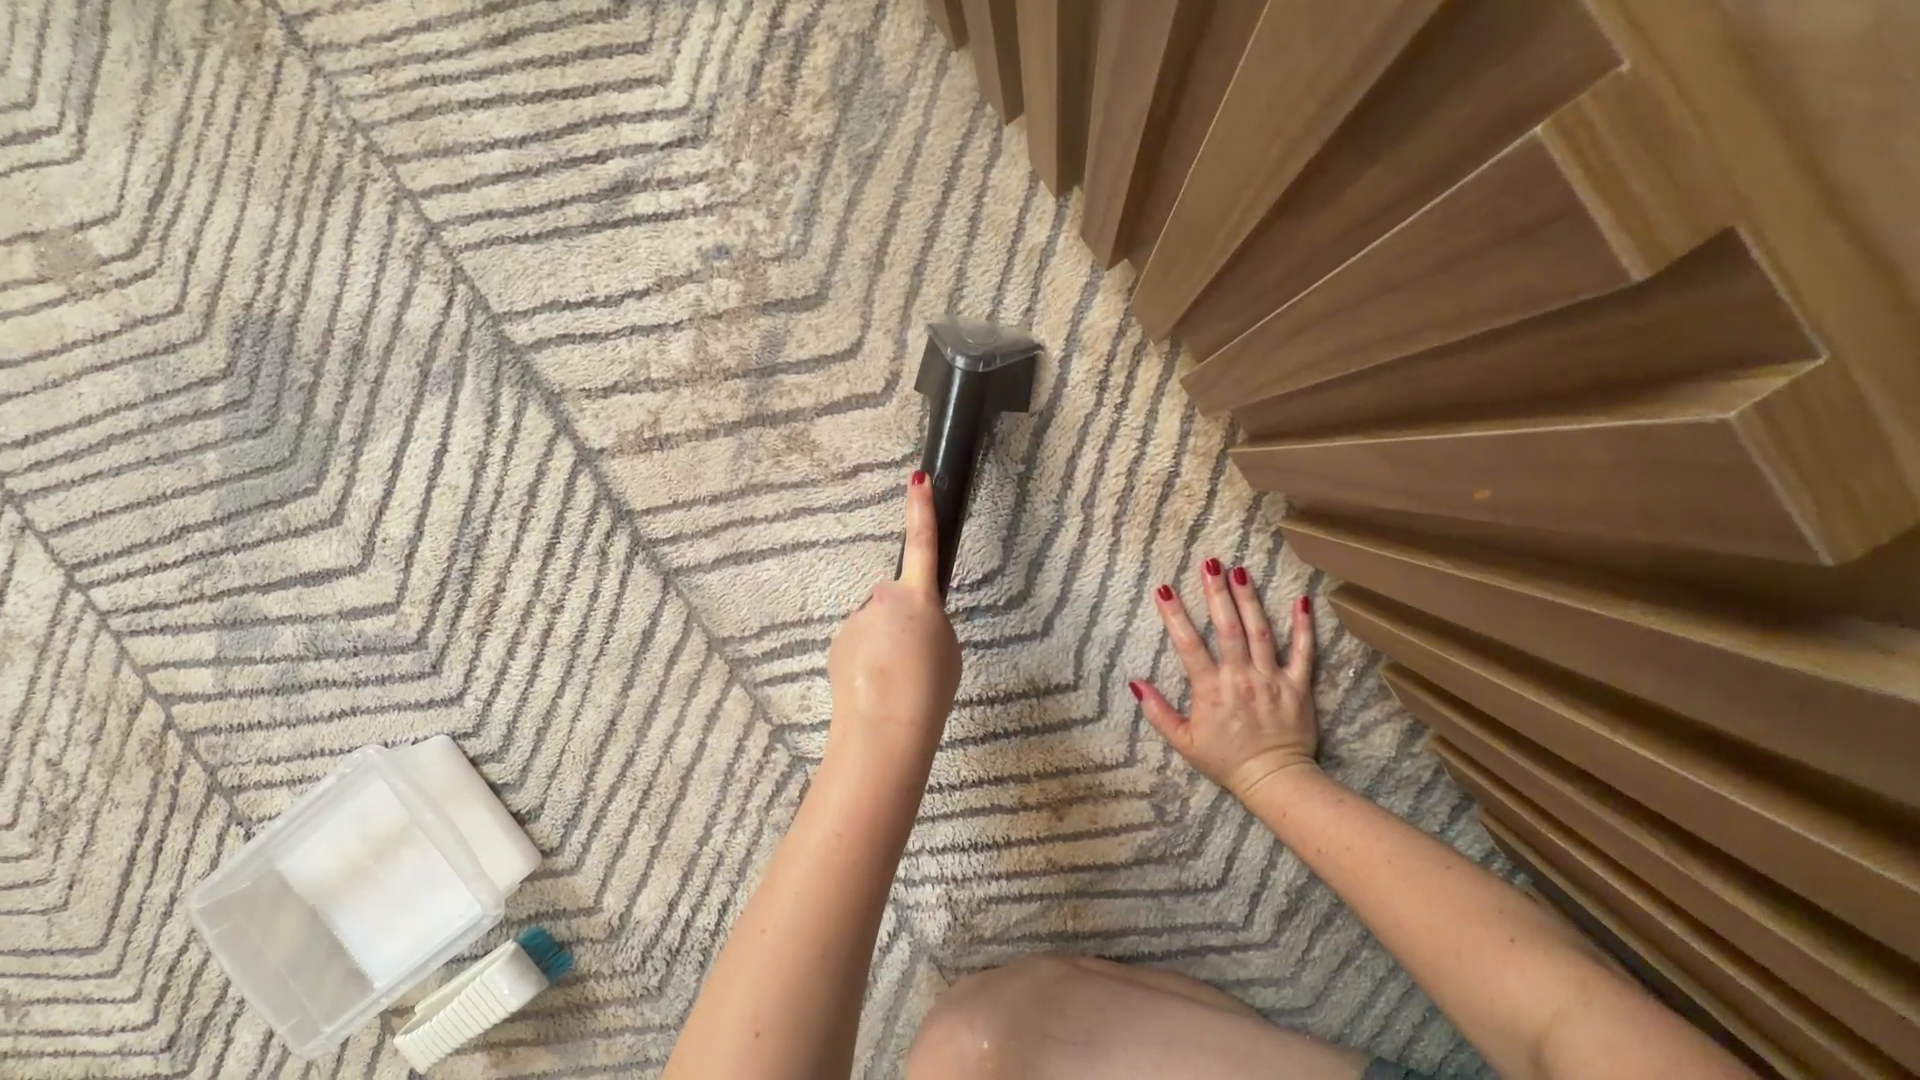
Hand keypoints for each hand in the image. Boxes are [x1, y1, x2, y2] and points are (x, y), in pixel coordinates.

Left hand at [825, 472, 961, 775]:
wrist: (885, 728)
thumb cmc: (928, 691)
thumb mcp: (949, 651)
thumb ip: (933, 624)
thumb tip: (913, 624)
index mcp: (918, 598)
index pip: (923, 544)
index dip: (921, 509)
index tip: (917, 479)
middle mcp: (882, 600)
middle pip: (896, 600)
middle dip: (903, 621)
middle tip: (915, 659)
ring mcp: (855, 621)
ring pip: (876, 625)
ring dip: (885, 645)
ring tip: (895, 679)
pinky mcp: (837, 643)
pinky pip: (859, 644)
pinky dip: (867, 660)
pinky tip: (874, 685)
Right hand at [1132, 559, 1318, 801]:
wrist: (1274, 780)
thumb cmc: (1225, 761)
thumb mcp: (1183, 742)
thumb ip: (1158, 712)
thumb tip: (1135, 684)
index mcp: (1211, 690)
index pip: (1189, 645)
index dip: (1175, 616)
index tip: (1165, 589)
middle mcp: (1241, 678)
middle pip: (1228, 628)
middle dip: (1217, 593)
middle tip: (1211, 563)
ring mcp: (1272, 679)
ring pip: (1261, 632)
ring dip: (1250, 600)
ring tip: (1242, 571)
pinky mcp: (1298, 686)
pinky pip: (1303, 652)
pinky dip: (1304, 626)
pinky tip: (1301, 600)